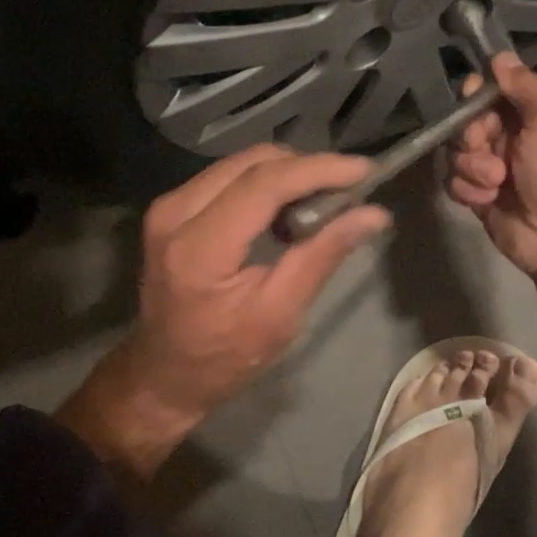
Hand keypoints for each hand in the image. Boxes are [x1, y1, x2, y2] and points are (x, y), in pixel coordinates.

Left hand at [59, 145, 388, 475]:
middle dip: (305, 168)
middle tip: (347, 192)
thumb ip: (322, 256)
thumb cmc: (222, 357)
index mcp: (199, 246)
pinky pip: (226, 177)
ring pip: (240, 163)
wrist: (162, 375)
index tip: (364, 170)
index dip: (318, 169)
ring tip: (322, 203)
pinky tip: (286, 211)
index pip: (264, 183)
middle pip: (252, 162)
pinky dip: (262, 184)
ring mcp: (167, 206)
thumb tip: (374, 214)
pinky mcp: (170, 207)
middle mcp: (175, 212)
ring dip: (285, 174)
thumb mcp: (279, 316)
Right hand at [445, 53, 536, 278]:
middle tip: (483, 145)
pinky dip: (469, 189)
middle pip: (470, 118)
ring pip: (457, 150)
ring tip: (495, 182)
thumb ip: (523, 85)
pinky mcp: (480, 194)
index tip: (474, 100)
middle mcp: (517, 136)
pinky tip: (489, 199)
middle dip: (472, 133)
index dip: (479, 93)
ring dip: (472, 165)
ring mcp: (496, 166)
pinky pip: (454, 180)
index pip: (496, 89)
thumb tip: (500, 56)